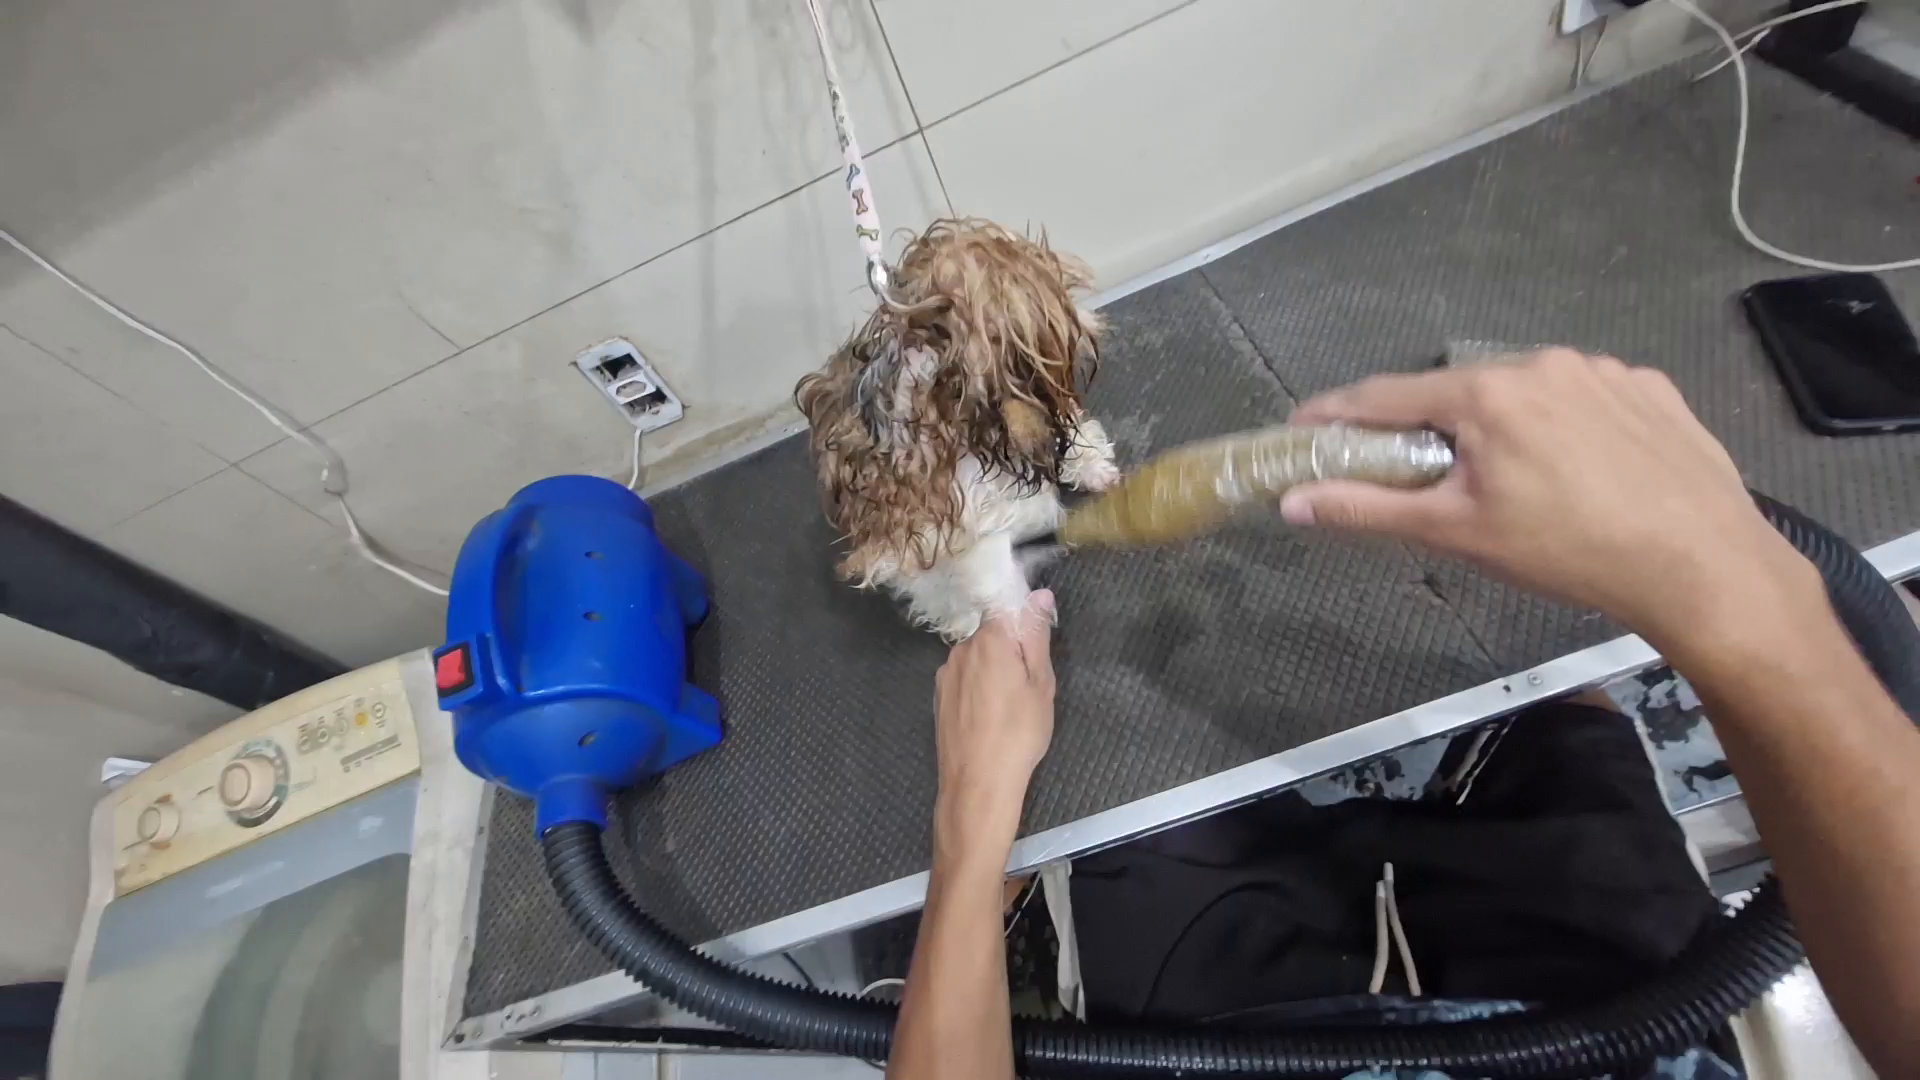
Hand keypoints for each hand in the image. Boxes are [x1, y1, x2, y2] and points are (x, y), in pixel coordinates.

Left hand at [932, 591, 1057, 851]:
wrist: (977, 783)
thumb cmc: (1018, 733)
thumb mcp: (1040, 682)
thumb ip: (1036, 634)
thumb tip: (1039, 595)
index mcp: (988, 639)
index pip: (1005, 607)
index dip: (1024, 622)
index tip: (1036, 647)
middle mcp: (961, 649)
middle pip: (992, 635)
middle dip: (1011, 651)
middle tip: (1030, 685)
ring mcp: (946, 674)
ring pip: (978, 659)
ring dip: (994, 672)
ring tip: (1010, 708)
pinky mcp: (939, 697)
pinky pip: (965, 680)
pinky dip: (979, 690)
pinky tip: (990, 718)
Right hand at [1281, 349, 1820, 647]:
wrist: (1706, 567)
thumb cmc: (1562, 548)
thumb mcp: (1449, 531)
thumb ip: (1362, 509)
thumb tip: (1290, 503)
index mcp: (1484, 393)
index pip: (1383, 394)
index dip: (1334, 411)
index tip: (1300, 424)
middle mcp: (1540, 363)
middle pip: (1447, 390)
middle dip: (1414, 423)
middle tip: (1403, 466)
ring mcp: (1601, 370)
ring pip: (1510, 389)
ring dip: (1480, 420)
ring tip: (1489, 471)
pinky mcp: (1646, 388)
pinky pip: (1568, 394)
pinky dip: (1543, 420)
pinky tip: (1558, 463)